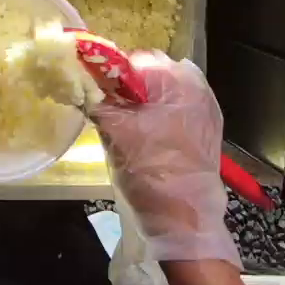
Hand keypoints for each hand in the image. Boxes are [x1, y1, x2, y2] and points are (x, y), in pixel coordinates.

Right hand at [88, 53, 239, 265]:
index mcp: (177, 78)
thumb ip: (97, 98)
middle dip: (126, 92)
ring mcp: (205, 109)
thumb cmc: (151, 171)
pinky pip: (172, 111)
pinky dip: (156, 118)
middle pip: (148, 76)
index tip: (96, 97)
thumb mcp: (115, 130)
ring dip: (140, 106)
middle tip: (110, 115)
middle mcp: (197, 85)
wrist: (185, 224)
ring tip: (128, 131)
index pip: (133, 60)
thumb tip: (78, 79)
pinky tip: (146, 140)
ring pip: (159, 95)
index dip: (109, 76)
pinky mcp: (205, 130)